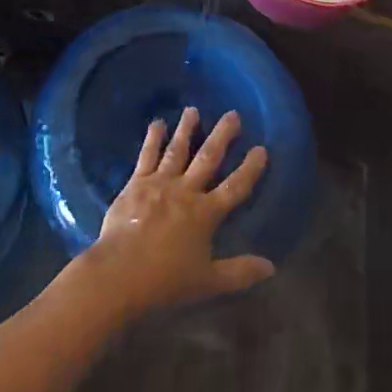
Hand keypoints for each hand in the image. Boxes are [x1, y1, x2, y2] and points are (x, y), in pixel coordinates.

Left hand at [73, 108, 274, 319]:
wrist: (121, 270)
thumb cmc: (166, 279)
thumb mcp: (209, 281)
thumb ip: (240, 272)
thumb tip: (270, 267)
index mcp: (206, 213)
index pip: (235, 187)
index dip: (250, 168)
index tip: (261, 149)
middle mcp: (186, 191)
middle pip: (208, 158)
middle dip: (222, 136)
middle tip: (232, 114)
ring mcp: (159, 183)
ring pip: (177, 150)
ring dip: (187, 129)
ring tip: (193, 109)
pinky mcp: (136, 183)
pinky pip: (147, 155)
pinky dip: (153, 138)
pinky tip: (157, 123)